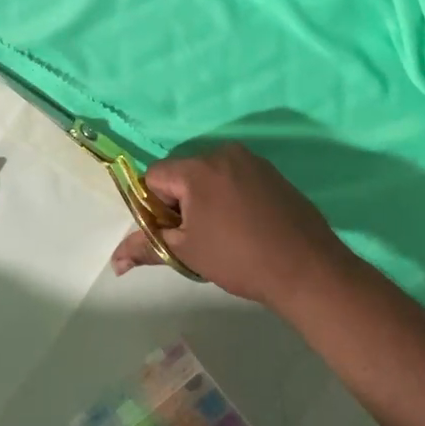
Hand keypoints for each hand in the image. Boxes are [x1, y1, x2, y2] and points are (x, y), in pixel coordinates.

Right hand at [110, 143, 352, 307]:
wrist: (310, 272)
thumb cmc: (240, 260)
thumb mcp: (187, 254)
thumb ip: (146, 248)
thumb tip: (114, 263)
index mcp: (196, 168)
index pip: (155, 177)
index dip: (158, 207)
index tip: (176, 233)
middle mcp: (222, 154)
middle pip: (183, 174)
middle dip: (183, 203)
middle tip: (201, 237)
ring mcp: (252, 161)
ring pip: (211, 177)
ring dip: (208, 200)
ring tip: (226, 234)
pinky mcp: (274, 174)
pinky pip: (237, 179)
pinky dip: (233, 198)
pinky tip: (248, 227)